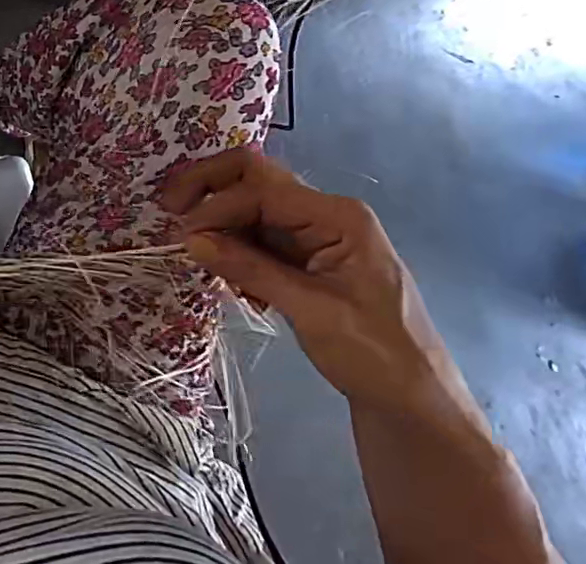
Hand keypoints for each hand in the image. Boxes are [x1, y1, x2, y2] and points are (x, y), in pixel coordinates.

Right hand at [161, 149, 473, 419]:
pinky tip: (226, 276)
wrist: (417, 406)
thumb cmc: (377, 357)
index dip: (216, 207)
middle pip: (252, 178)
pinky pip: (253, 233)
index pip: (259, 191)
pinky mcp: (301, 254)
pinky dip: (230, 246)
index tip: (183, 236)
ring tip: (197, 253)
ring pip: (246, 204)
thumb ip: (250, 269)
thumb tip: (190, 239)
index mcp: (339, 218)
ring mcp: (313, 232)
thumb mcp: (313, 312)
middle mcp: (324, 213)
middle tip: (168, 207)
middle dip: (207, 187)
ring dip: (216, 221)